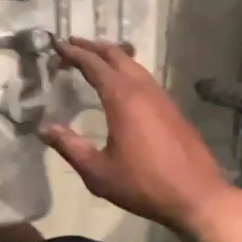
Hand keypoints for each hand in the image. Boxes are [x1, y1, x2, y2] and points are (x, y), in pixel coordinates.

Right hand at [39, 39, 241, 237]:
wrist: (197, 196)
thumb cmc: (143, 184)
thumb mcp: (98, 172)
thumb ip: (70, 147)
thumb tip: (43, 128)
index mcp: (122, 98)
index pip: (93, 64)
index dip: (74, 53)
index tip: (57, 45)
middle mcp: (142, 88)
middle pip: (115, 55)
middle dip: (92, 47)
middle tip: (71, 44)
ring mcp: (160, 96)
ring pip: (133, 63)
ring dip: (111, 55)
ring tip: (94, 56)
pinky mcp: (171, 107)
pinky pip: (144, 76)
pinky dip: (127, 68)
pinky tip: (123, 81)